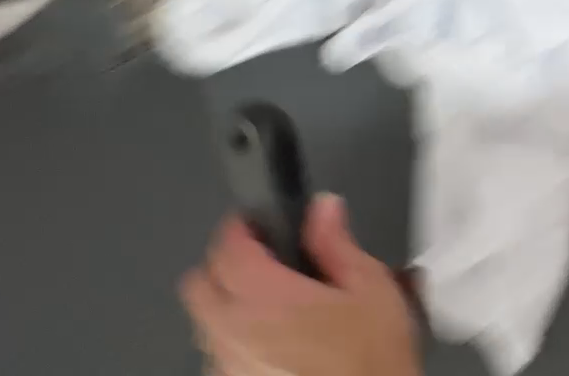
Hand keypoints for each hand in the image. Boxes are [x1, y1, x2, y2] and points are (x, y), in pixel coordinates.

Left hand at [181, 195, 419, 375]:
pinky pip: (217, 347)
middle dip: (224, 261)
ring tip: (277, 293)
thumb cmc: (370, 345)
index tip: (254, 215)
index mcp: (264, 299)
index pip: (227, 252)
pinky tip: (277, 332)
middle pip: (198, 285)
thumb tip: (322, 208)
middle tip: (266, 251)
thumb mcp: (368, 283)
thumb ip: (336, 244)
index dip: (236, 226)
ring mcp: (223, 365)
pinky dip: (236, 328)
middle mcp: (229, 332)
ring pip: (204, 318)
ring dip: (227, 297)